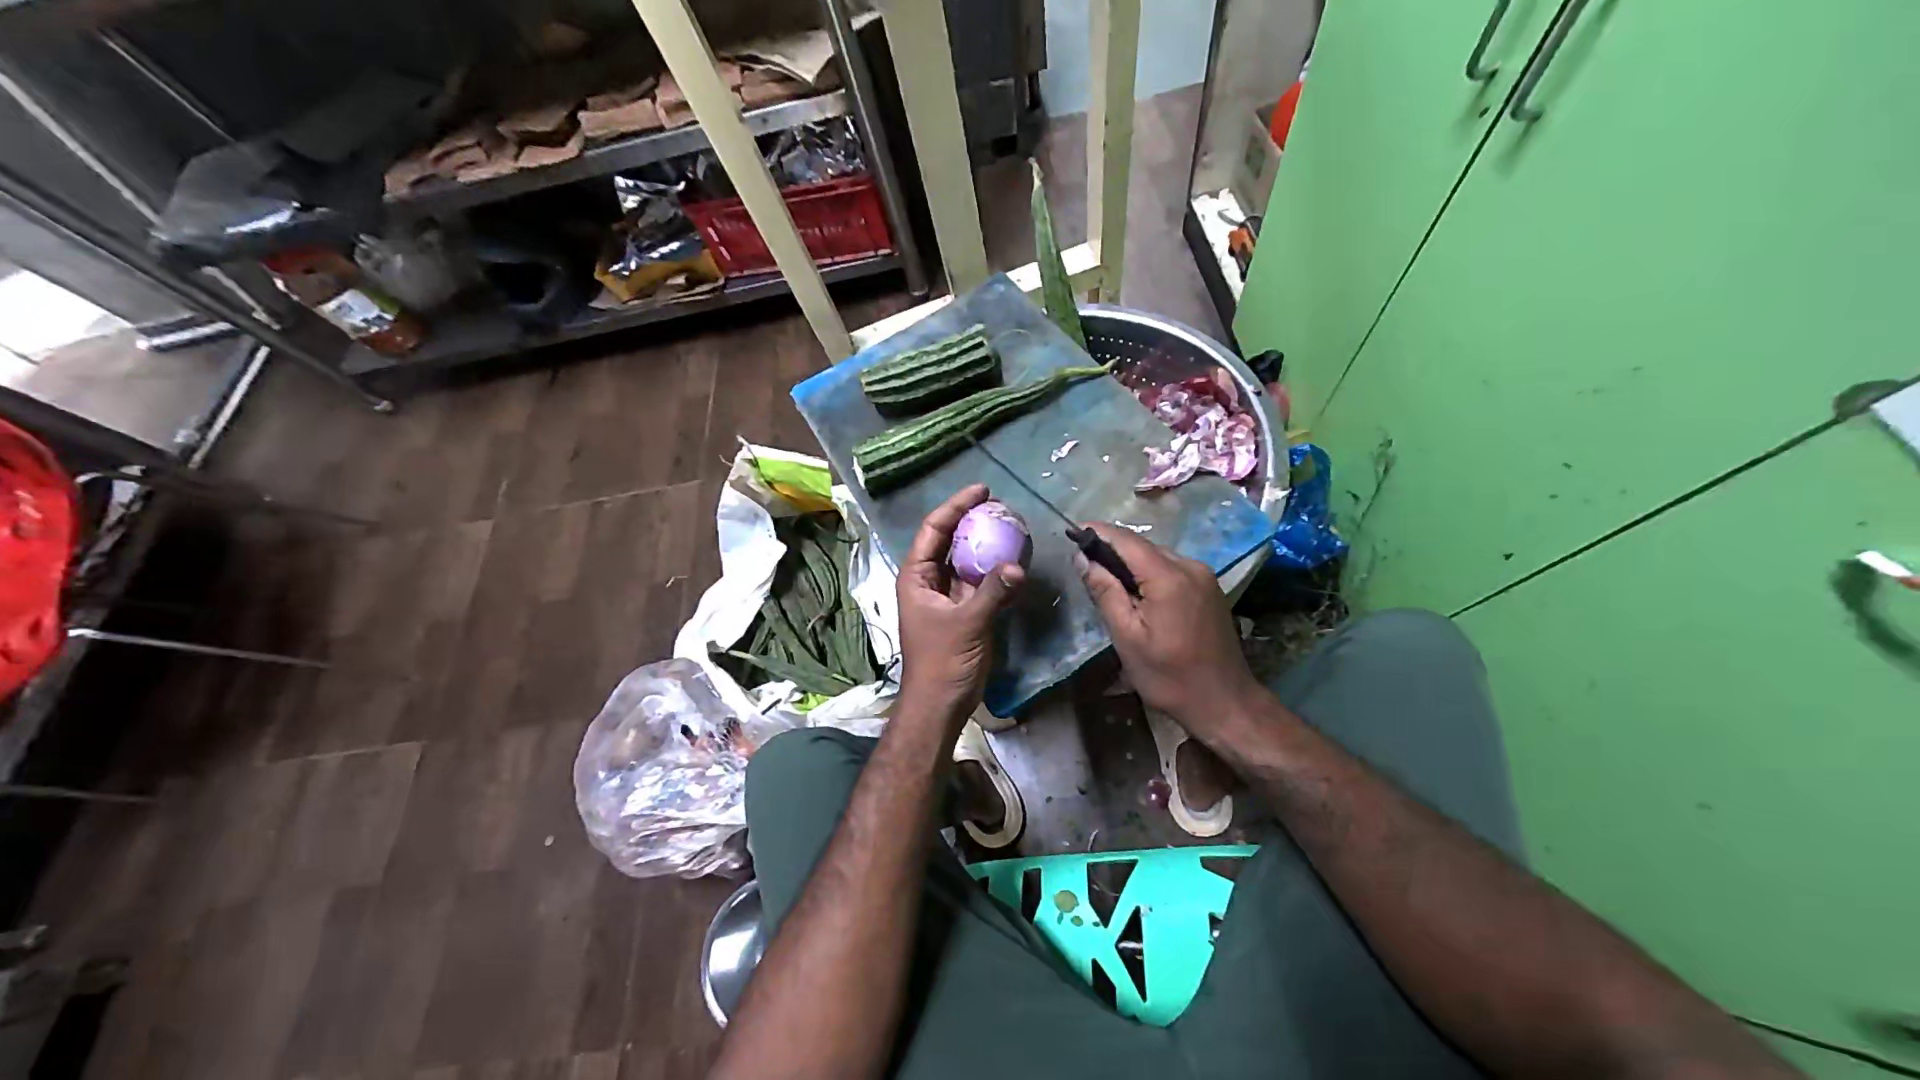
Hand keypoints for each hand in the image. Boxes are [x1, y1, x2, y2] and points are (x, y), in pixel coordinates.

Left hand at [894, 484, 1024, 730]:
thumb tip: (1019, 565)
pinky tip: (1018, 562)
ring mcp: (947, 597)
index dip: (955, 506)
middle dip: (974, 522)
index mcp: (916, 576)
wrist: (940, 705)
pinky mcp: (965, 613)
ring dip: (988, 546)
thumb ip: (993, 592)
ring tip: (1014, 528)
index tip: (982, 490)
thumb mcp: (967, 623)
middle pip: (951, 541)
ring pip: (968, 562)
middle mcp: (929, 581)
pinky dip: (998, 572)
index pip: (934, 529)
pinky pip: (982, 583)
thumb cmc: (943, 662)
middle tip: (1003, 507)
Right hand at [1076, 523, 1264, 743]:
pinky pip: (1172, 570)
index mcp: (1169, 577)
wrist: (1225, 702)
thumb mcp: (1127, 637)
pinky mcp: (1209, 589)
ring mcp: (1204, 577)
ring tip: (1106, 583)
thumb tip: (1083, 558)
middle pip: (1143, 547)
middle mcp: (1190, 567)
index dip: (1098, 532)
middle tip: (1083, 566)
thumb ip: (1105, 593)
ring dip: (1131, 564)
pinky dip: (1150, 574)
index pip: (1126, 540)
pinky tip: (1137, 595)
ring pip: (1158, 557)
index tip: (1072, 532)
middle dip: (1112, 551)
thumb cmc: (1169, 676)